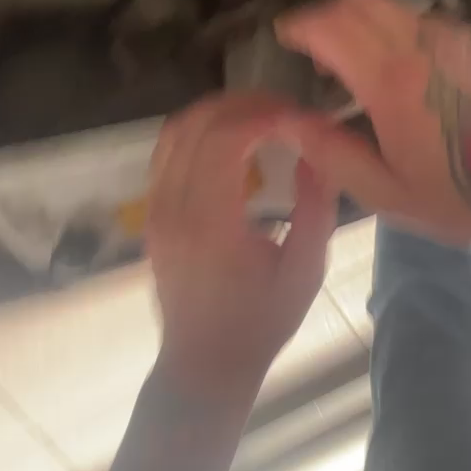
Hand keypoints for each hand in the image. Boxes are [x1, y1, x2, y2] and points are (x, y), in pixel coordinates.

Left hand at [146, 94, 338, 387]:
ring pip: (176, 130)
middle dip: (245, 104)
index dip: (262, 114)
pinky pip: (168, 148)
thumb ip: (315, 207)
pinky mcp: (154, 211)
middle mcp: (173, 208)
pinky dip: (201, 128)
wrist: (204, 366)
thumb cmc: (260, 323)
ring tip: (263, 115)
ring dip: (220, 111)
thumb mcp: (305, 270)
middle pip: (197, 124)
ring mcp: (156, 208)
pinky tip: (234, 135)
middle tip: (286, 110)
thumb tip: (316, 150)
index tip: (299, 116)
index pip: (223, 140)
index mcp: (210, 224)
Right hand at [276, 0, 470, 242]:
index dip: (300, 25)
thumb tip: (287, 123)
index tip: (284, 36)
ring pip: (389, 2)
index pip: (331, 26)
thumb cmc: (461, 195)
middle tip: (316, 51)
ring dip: (362, 19)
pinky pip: (419, 17)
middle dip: (327, 14)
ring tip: (355, 62)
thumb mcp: (386, 192)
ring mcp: (451, 37)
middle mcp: (420, 44)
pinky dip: (394, 27)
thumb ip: (331, 153)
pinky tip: (399, 68)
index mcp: (391, 80)